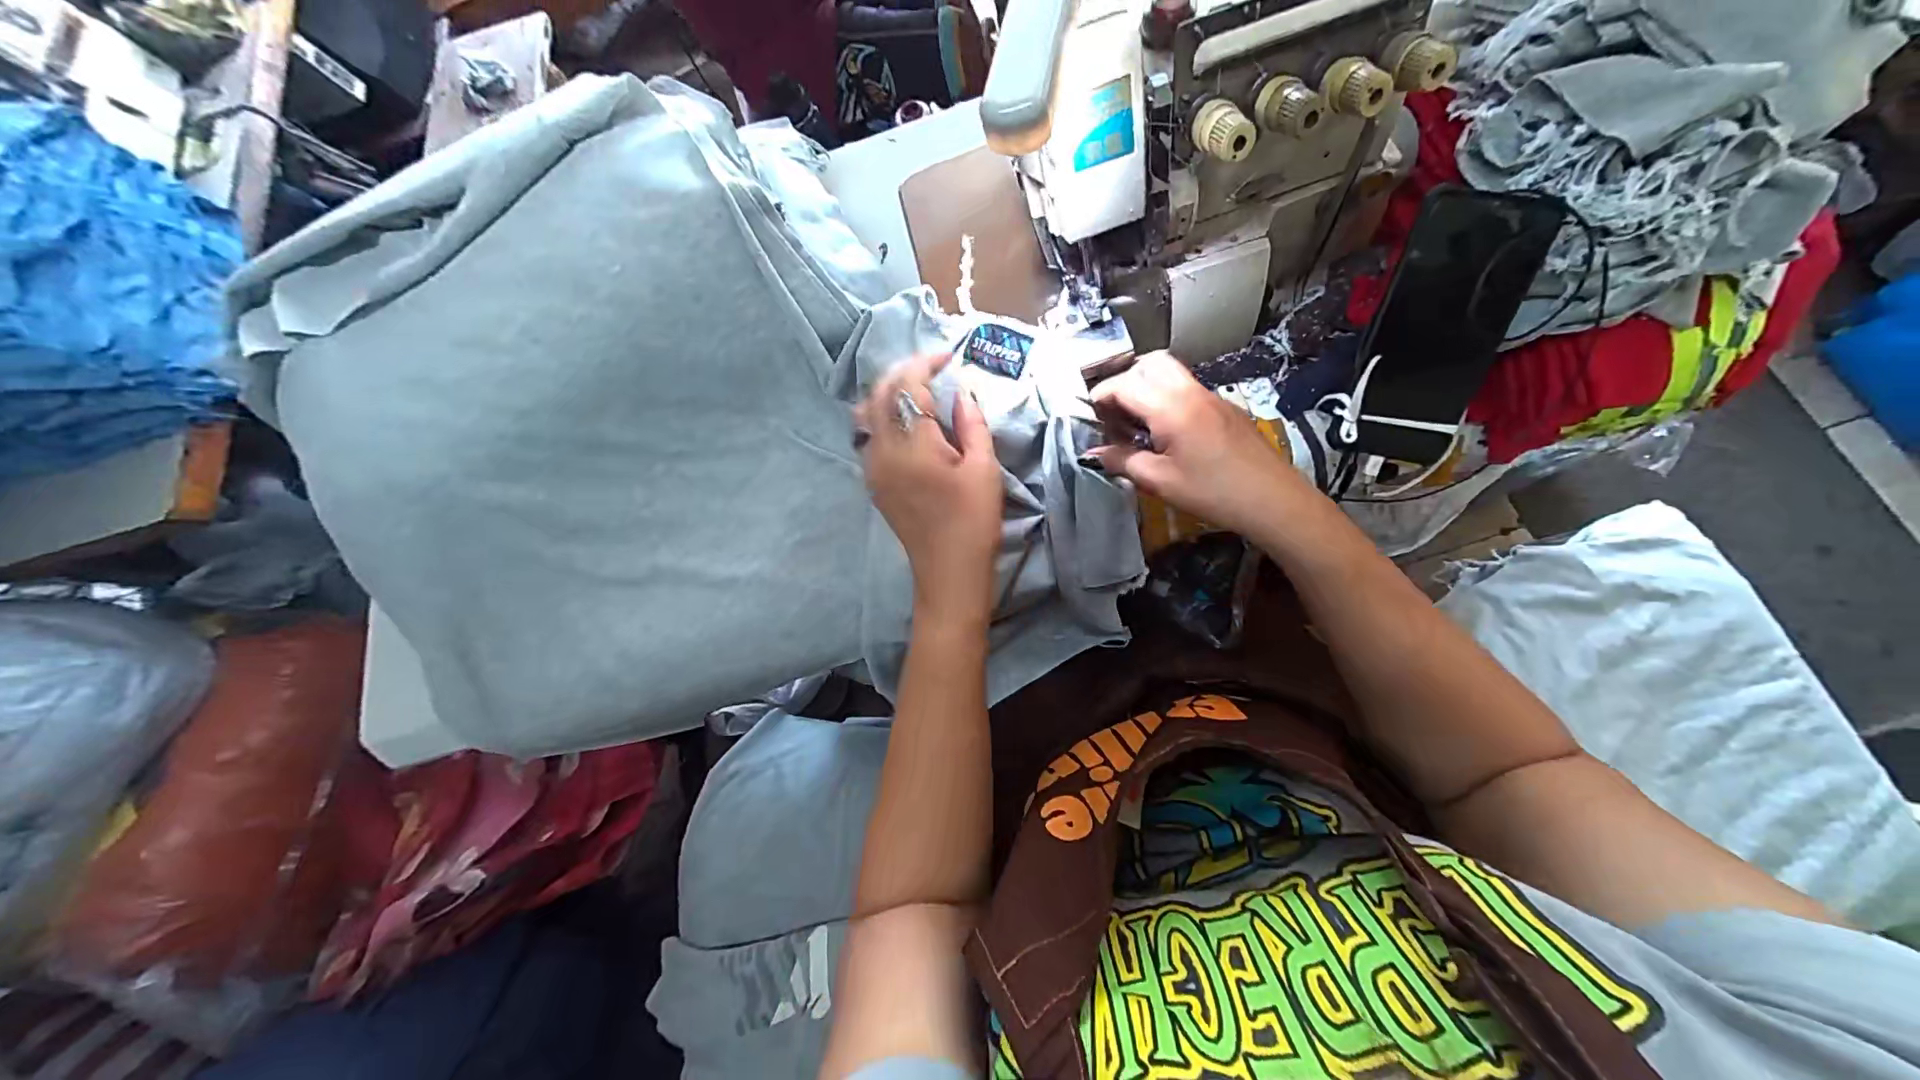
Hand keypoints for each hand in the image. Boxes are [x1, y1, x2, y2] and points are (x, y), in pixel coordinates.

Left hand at [856, 353, 1002, 621]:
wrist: (948, 571)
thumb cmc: (974, 521)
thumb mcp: (984, 468)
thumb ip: (971, 423)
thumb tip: (961, 392)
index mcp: (914, 446)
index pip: (908, 386)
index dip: (926, 363)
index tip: (948, 357)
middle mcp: (883, 451)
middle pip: (880, 393)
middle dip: (904, 372)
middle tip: (933, 368)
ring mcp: (872, 467)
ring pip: (867, 412)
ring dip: (888, 391)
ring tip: (916, 390)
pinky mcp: (872, 481)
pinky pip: (867, 435)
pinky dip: (881, 415)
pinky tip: (904, 420)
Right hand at [1090, 352, 1312, 536]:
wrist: (1272, 499)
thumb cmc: (1213, 492)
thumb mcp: (1159, 481)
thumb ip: (1122, 461)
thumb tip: (1096, 452)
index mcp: (1171, 407)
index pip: (1124, 384)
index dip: (1101, 396)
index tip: (1090, 416)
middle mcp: (1190, 392)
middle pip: (1149, 364)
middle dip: (1124, 381)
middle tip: (1114, 412)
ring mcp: (1211, 397)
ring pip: (1170, 372)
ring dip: (1146, 387)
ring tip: (1137, 422)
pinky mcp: (1224, 408)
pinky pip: (1187, 388)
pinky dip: (1167, 396)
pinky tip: (1166, 431)